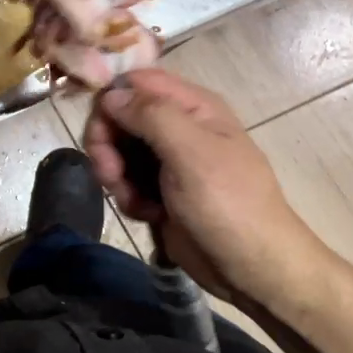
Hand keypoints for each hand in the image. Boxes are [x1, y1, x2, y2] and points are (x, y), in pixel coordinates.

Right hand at [88, 69, 329, 306]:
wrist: (253, 271)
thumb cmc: (229, 206)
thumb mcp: (191, 153)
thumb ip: (150, 115)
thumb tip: (111, 94)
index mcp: (194, 107)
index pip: (136, 81)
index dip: (112, 97)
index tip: (100, 127)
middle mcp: (178, 126)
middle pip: (119, 115)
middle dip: (107, 143)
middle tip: (110, 172)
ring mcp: (168, 158)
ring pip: (117, 148)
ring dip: (114, 173)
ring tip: (131, 199)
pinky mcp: (159, 189)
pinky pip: (125, 178)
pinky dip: (127, 195)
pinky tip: (146, 213)